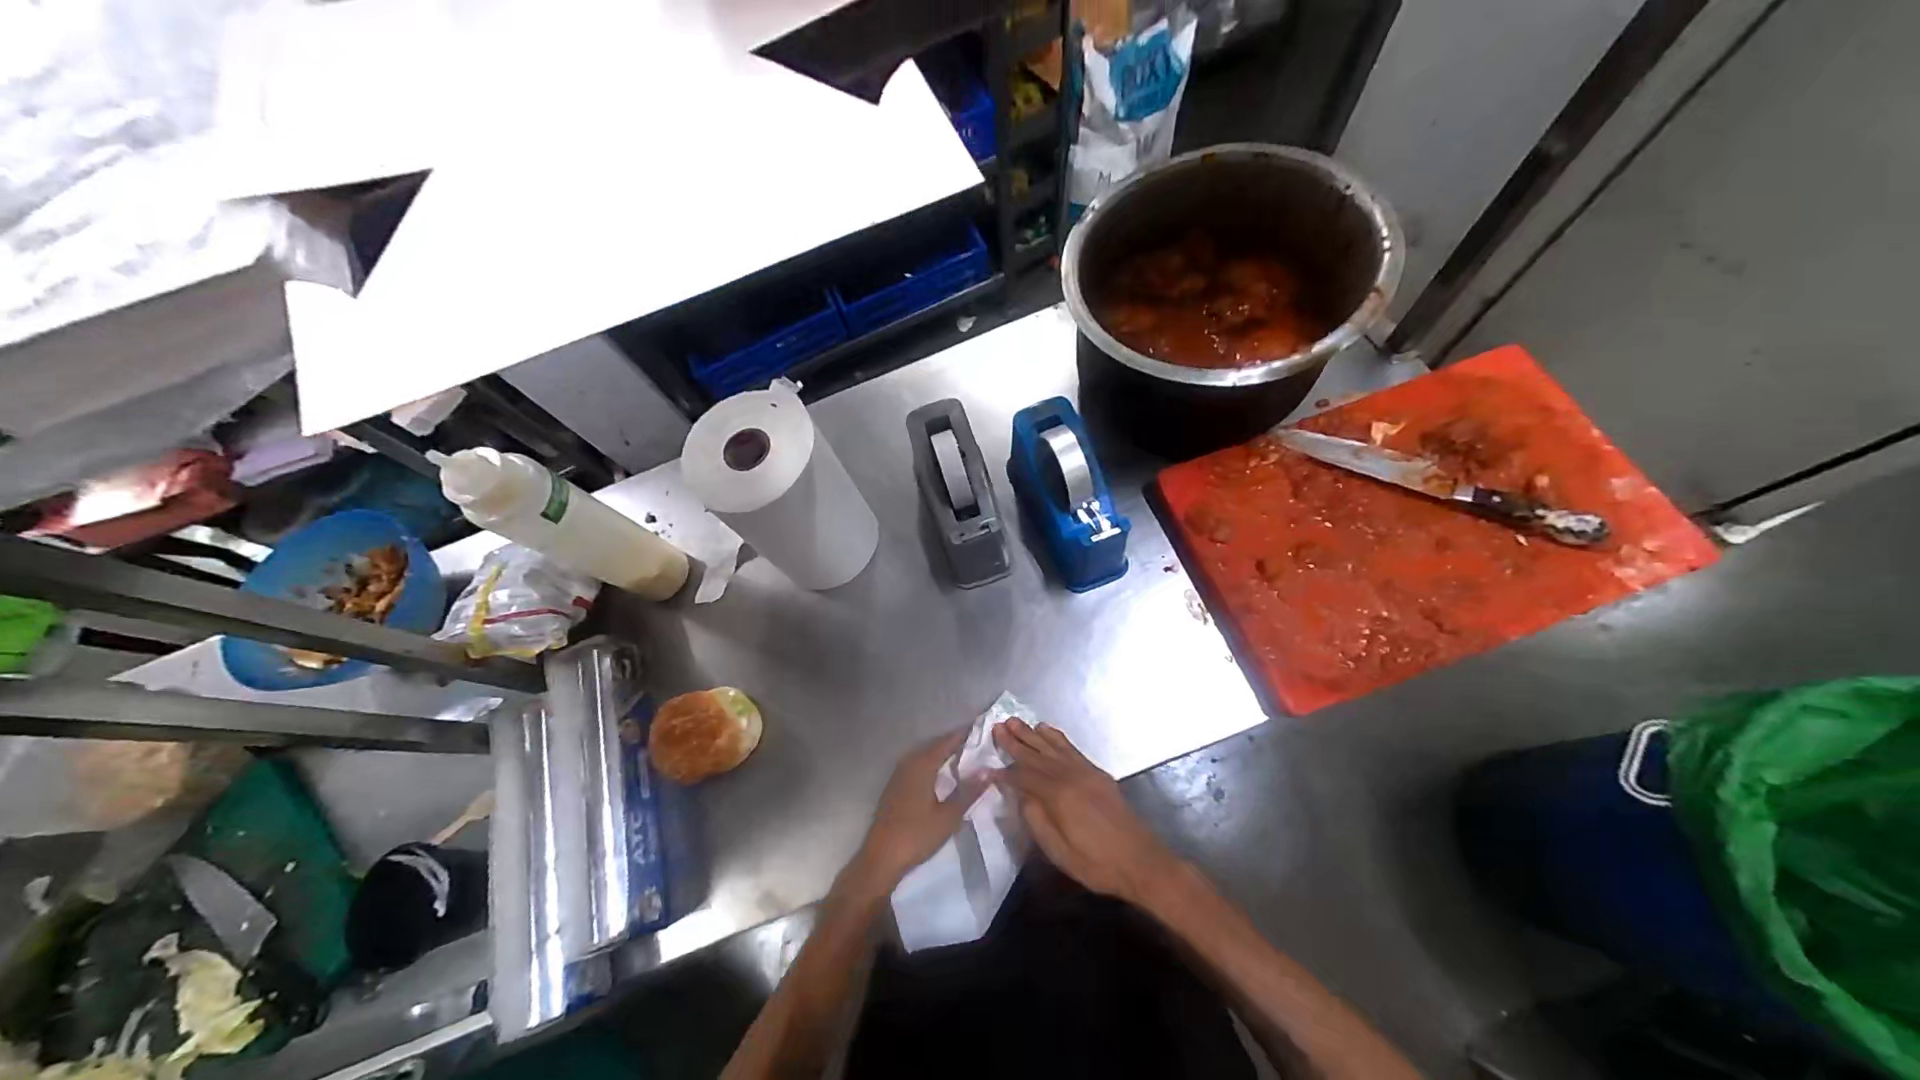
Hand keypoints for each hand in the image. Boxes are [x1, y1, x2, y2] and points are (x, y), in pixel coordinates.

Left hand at [848, 729, 987, 892]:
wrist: (882, 857)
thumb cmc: (917, 835)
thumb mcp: (949, 816)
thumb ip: (969, 791)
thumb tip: (988, 770)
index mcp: (922, 765)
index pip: (946, 742)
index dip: (963, 735)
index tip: (981, 730)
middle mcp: (908, 763)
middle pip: (934, 746)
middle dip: (954, 744)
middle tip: (976, 744)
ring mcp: (898, 775)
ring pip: (924, 756)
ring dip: (942, 755)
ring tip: (963, 758)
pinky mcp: (894, 787)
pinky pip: (916, 766)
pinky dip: (931, 765)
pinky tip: (940, 775)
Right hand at [993, 719, 1180, 906]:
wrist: (1141, 861)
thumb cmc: (1096, 864)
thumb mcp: (1058, 851)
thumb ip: (1035, 820)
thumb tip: (1021, 795)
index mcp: (1058, 796)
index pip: (1023, 777)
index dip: (1003, 773)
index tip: (986, 767)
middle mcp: (1070, 776)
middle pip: (1036, 756)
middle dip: (1015, 742)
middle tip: (997, 727)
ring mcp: (1085, 772)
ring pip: (1052, 747)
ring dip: (1032, 734)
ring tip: (1015, 721)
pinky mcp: (1097, 774)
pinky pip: (1071, 749)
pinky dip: (1056, 738)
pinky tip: (1046, 730)